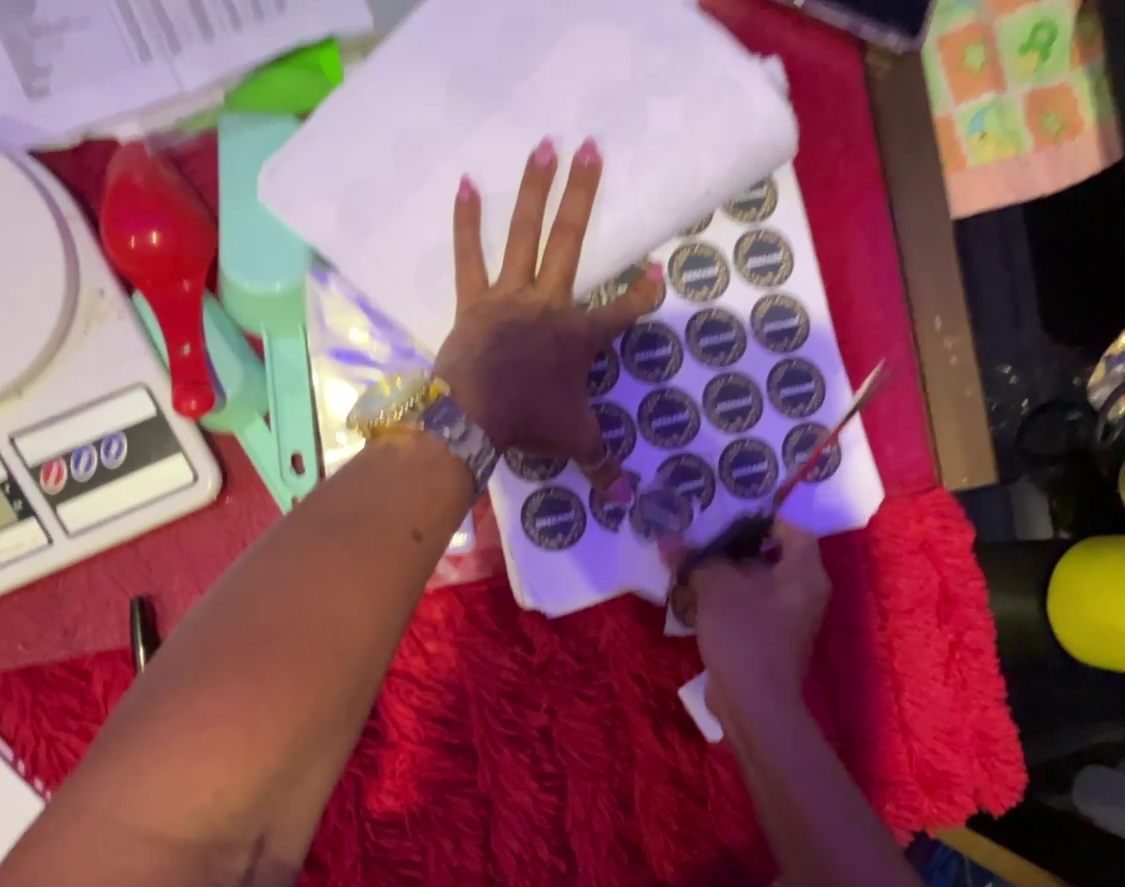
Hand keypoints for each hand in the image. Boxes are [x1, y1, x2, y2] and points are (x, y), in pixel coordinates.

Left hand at [435, 138, 664, 493]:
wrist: (473, 417)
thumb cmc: (530, 423)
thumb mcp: (577, 442)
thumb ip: (604, 466)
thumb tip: (630, 501)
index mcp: (579, 337)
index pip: (621, 313)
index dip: (641, 296)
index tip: (657, 274)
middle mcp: (549, 304)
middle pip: (572, 243)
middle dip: (584, 196)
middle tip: (592, 148)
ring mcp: (510, 297)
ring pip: (526, 236)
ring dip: (535, 190)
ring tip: (544, 147)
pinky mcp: (474, 301)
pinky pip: (469, 257)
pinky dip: (467, 223)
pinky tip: (467, 183)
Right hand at [682, 523, 830, 725]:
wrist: (754, 704)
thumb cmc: (745, 634)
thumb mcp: (717, 588)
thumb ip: (695, 560)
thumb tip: (668, 540)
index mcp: (805, 573)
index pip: (791, 529)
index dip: (759, 519)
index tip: (725, 516)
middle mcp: (803, 593)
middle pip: (770, 556)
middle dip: (732, 547)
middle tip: (699, 535)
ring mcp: (786, 619)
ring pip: (754, 584)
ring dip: (723, 575)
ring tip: (689, 562)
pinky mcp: (767, 640)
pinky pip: (746, 609)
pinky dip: (723, 600)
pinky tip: (692, 596)